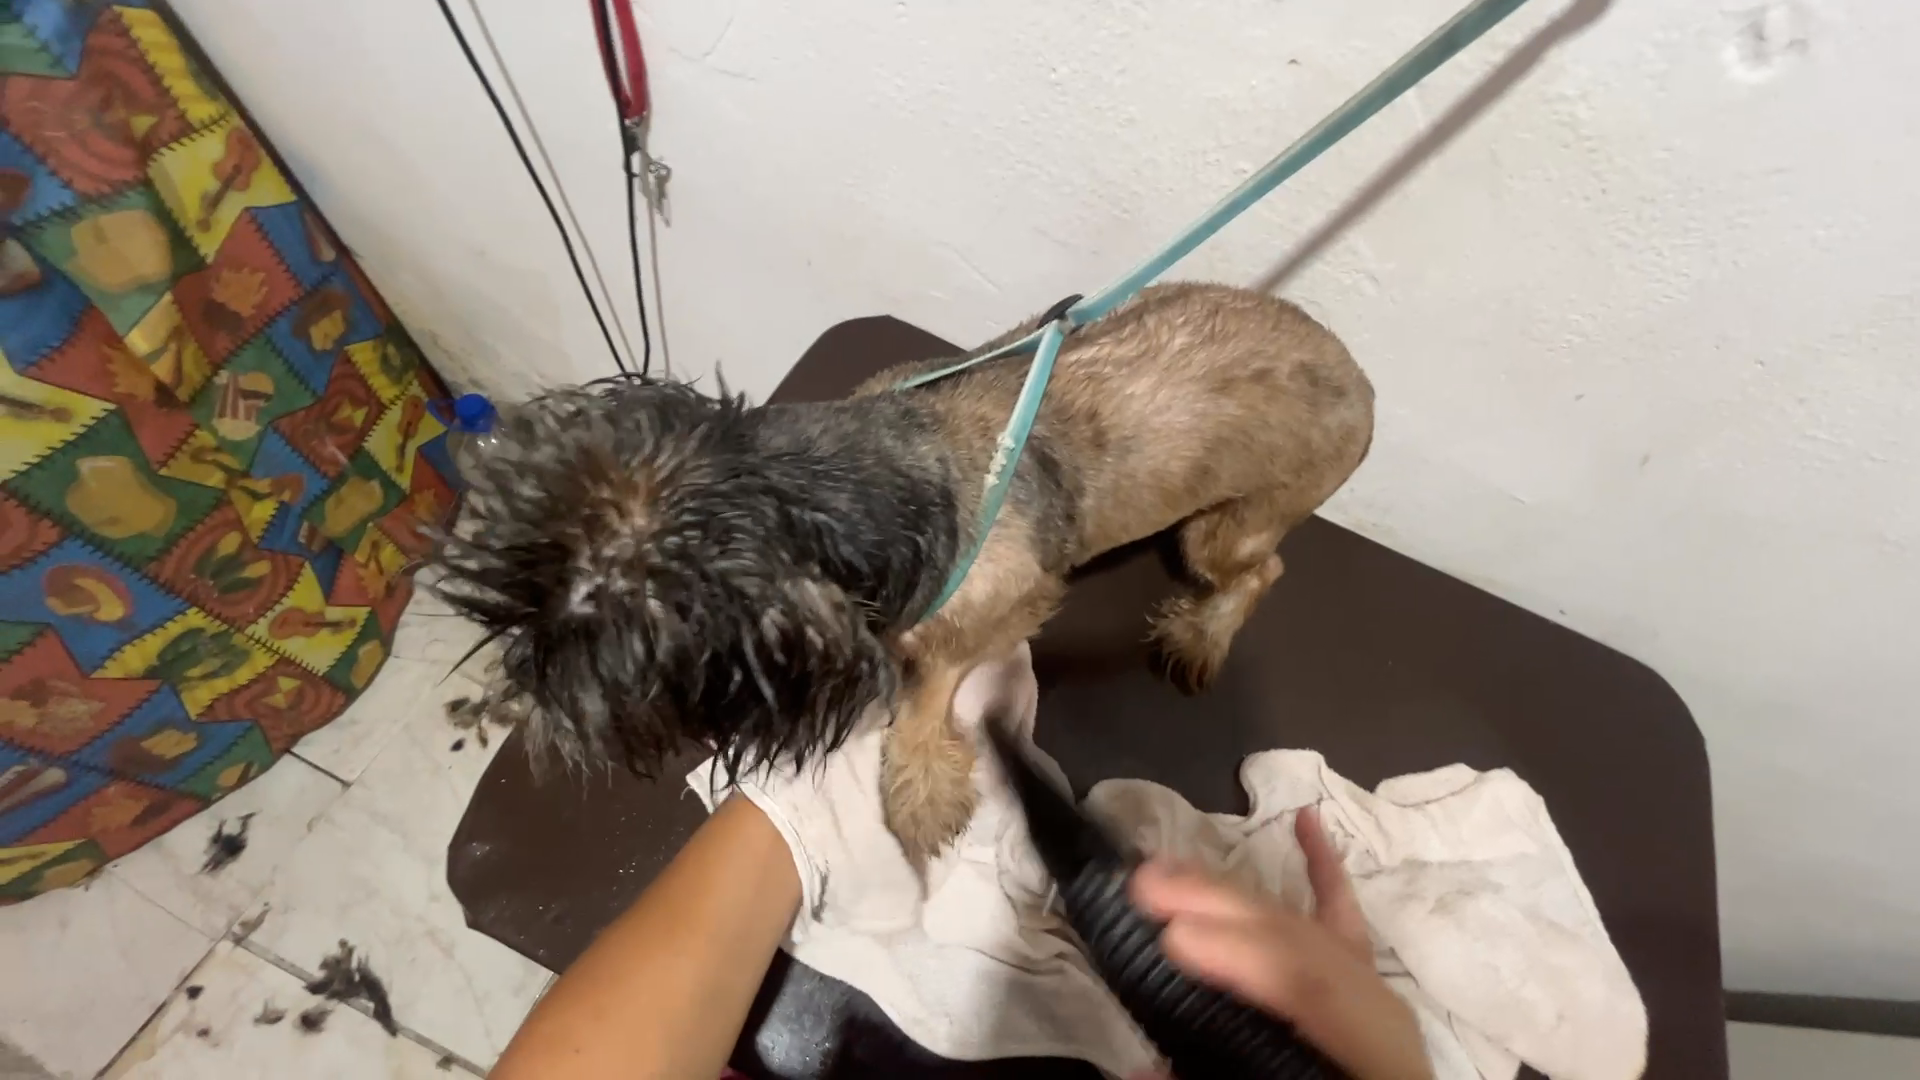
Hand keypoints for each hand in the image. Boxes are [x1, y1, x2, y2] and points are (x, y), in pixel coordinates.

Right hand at [1128, 806, 1433, 1079]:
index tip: (1172, 934)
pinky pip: (1342, 916)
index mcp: (1374, 1051)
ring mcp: (1372, 986)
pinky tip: (1306, 817)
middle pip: (1294, 940)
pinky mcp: (1362, 979)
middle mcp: (1377, 1006)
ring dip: (1229, 889)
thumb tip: (1137, 1069)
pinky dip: (1323, 864)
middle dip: (1217, 905)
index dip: (1240, 952)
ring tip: (1167, 865)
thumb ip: (1209, 1078)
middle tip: (1144, 885)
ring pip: (1298, 923)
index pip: (1305, 986)